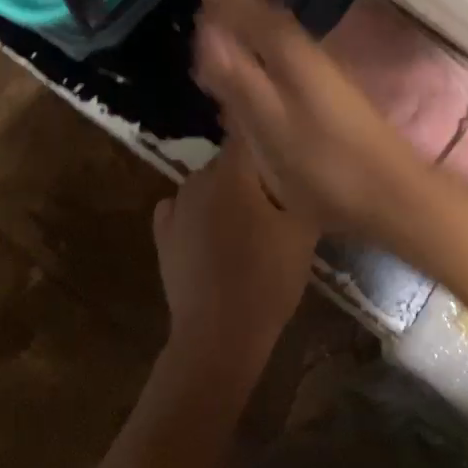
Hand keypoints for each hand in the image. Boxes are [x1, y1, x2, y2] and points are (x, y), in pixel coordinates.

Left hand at [152, 130, 317, 360]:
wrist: (219, 336)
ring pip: (209, 183)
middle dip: (254, 169)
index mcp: (234, 172)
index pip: (251, 131)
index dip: (272, 135)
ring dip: (228, 191)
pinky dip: (201, 213)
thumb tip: (302, 164)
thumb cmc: (268, 278)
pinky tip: (218, 233)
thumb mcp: (303, 228)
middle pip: (231, 158)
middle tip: (280, 193)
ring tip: (252, 218)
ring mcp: (176, 207)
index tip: (291, 148)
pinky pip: (184, 208)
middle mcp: (199, 179)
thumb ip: (300, 187)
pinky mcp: (163, 236)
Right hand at [191, 0, 441, 241]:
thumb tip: (206, 28)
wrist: (391, 194)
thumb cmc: (326, 165)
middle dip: (238, 10)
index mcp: (294, 57)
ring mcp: (326, 79)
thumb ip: (238, 78)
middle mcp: (311, 58)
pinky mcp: (333, 100)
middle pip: (270, 23)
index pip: (257, 13)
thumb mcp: (271, 126)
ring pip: (281, 43)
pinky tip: (258, 73)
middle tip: (206, 1)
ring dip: (252, 32)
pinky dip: (267, 57)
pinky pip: (289, 63)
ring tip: (222, 30)